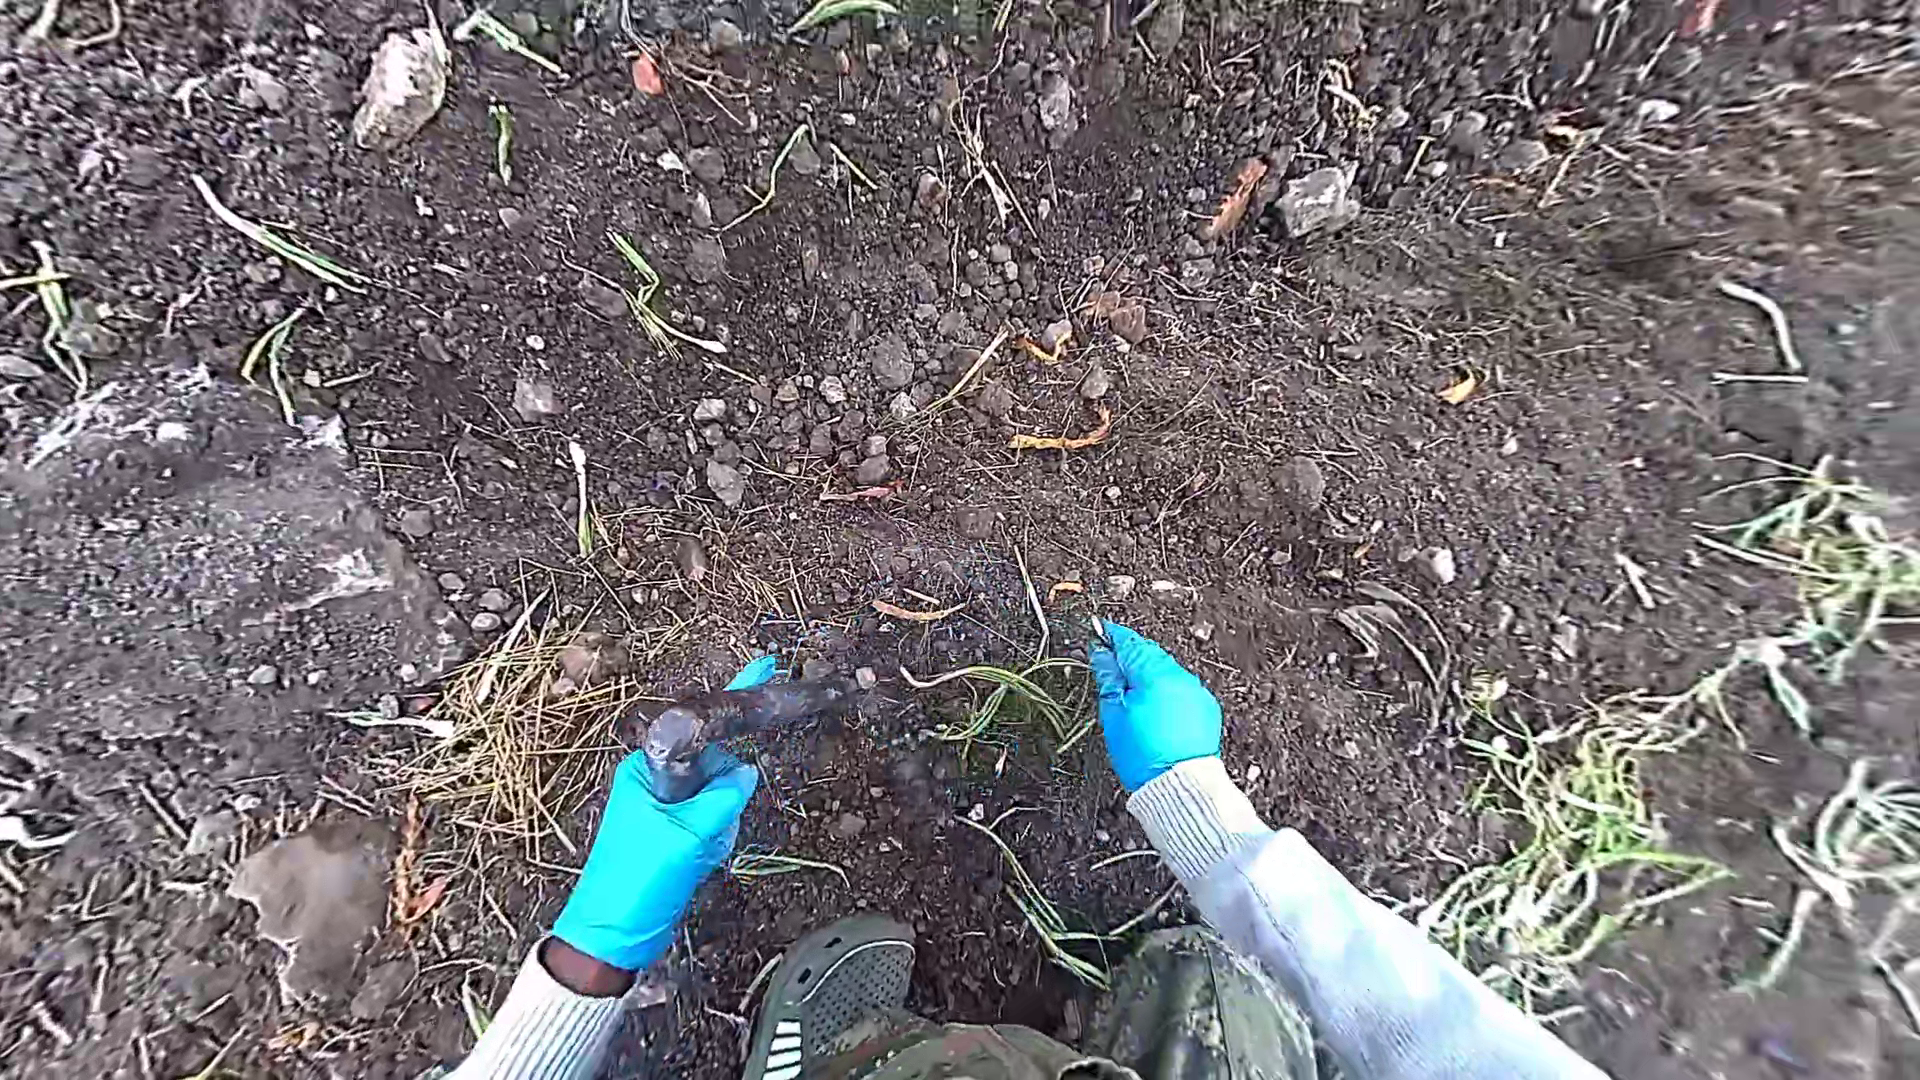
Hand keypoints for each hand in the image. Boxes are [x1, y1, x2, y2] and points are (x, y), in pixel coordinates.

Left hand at [550, 655, 776, 974]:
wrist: (612, 939)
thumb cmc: (638, 879)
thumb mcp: (686, 834)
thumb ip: (724, 796)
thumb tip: (748, 771)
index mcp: (648, 768)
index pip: (697, 724)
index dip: (733, 696)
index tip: (765, 668)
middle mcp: (658, 779)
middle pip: (717, 760)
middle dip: (726, 790)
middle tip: (714, 827)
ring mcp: (669, 804)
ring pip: (720, 790)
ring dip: (721, 820)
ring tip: (701, 851)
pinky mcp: (679, 827)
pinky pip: (716, 815)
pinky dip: (718, 834)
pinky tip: (703, 857)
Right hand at [1088, 622, 1221, 790]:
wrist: (1180, 787)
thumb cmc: (1144, 754)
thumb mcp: (1113, 713)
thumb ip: (1107, 676)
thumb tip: (1100, 654)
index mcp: (1155, 674)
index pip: (1129, 642)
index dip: (1110, 635)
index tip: (1099, 630)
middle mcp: (1180, 677)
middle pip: (1148, 654)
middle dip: (1128, 656)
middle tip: (1108, 665)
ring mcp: (1195, 692)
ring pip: (1164, 670)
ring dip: (1146, 674)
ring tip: (1129, 694)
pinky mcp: (1205, 707)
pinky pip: (1179, 687)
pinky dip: (1164, 690)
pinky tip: (1152, 707)